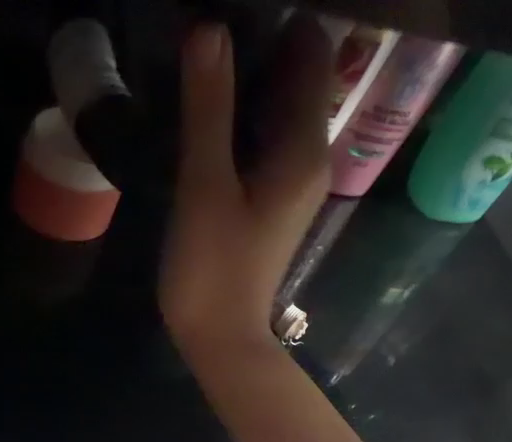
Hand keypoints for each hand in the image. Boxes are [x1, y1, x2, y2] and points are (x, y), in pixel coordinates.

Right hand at [160, 20, 337, 358]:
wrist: (220, 339)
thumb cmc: (214, 268)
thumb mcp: (205, 186)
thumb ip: (207, 110)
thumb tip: (209, 32)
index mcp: (304, 149)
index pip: (310, 58)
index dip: (280, 25)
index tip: (239, 12)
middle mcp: (309, 158)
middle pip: (297, 81)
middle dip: (262, 49)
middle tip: (209, 32)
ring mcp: (290, 182)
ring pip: (278, 112)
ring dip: (248, 83)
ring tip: (201, 60)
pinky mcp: (269, 201)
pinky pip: (263, 141)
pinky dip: (241, 119)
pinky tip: (205, 113)